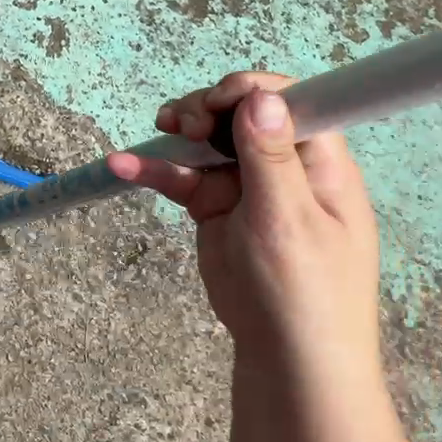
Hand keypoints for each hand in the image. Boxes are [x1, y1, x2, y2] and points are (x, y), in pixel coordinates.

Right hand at [105, 72, 380, 368]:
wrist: (283, 351)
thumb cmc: (304, 286)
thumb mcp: (288, 219)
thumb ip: (273, 157)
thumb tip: (264, 97)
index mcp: (320, 165)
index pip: (294, 103)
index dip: (252, 91)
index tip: (216, 103)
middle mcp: (283, 167)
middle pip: (238, 111)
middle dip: (205, 107)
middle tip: (183, 126)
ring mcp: (244, 184)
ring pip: (203, 136)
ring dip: (176, 129)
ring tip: (159, 132)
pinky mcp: (211, 203)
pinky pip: (175, 172)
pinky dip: (148, 166)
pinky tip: (121, 165)